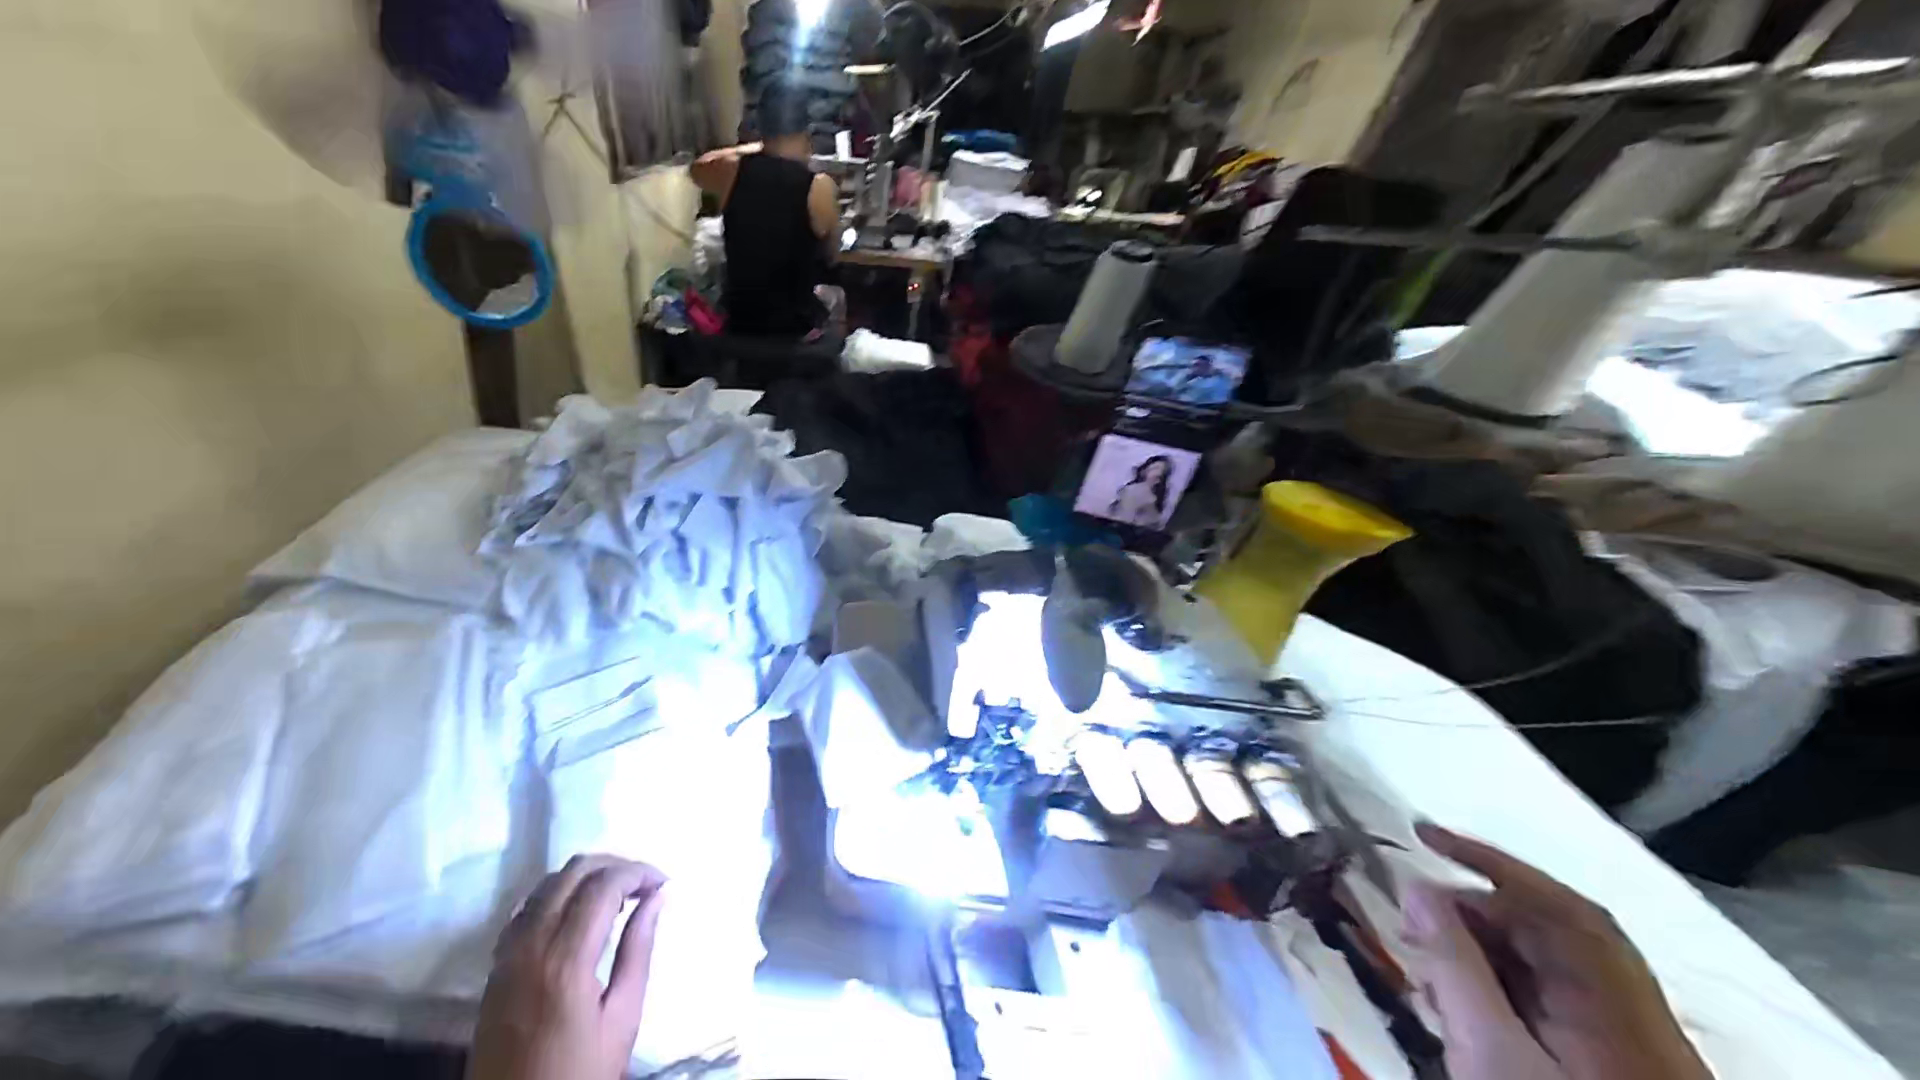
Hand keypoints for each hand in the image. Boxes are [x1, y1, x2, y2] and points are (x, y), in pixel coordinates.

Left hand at [468, 855, 668, 1079]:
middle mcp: (531, 945)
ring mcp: (507, 954)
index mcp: (566, 959)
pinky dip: (557, 894)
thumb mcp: (623, 1017)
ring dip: (587, 876)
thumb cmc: (579, 1072)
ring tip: (618, 897)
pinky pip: (527, 907)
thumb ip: (638, 950)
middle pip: (574, 871)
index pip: (604, 885)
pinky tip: (578, 913)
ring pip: (548, 882)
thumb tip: (658, 897)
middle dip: (615, 866)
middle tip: (644, 885)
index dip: (639, 872)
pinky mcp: (496, 966)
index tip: (664, 883)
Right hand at [1401, 824, 1710, 1079]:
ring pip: (1545, 963)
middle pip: (1549, 930)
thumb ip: (1453, 963)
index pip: (1553, 905)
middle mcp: (1632, 1012)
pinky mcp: (1611, 1060)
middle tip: (1413, 918)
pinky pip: (1548, 997)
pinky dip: (1498, 982)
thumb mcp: (1487, 1052)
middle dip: (1474, 912)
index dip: (1490, 860)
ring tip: (1426, 960)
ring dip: (1480, 949)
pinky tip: (1459, 998)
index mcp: (1614, 1004)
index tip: (1424, 834)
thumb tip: (1418, 888)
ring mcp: (1627, 1041)